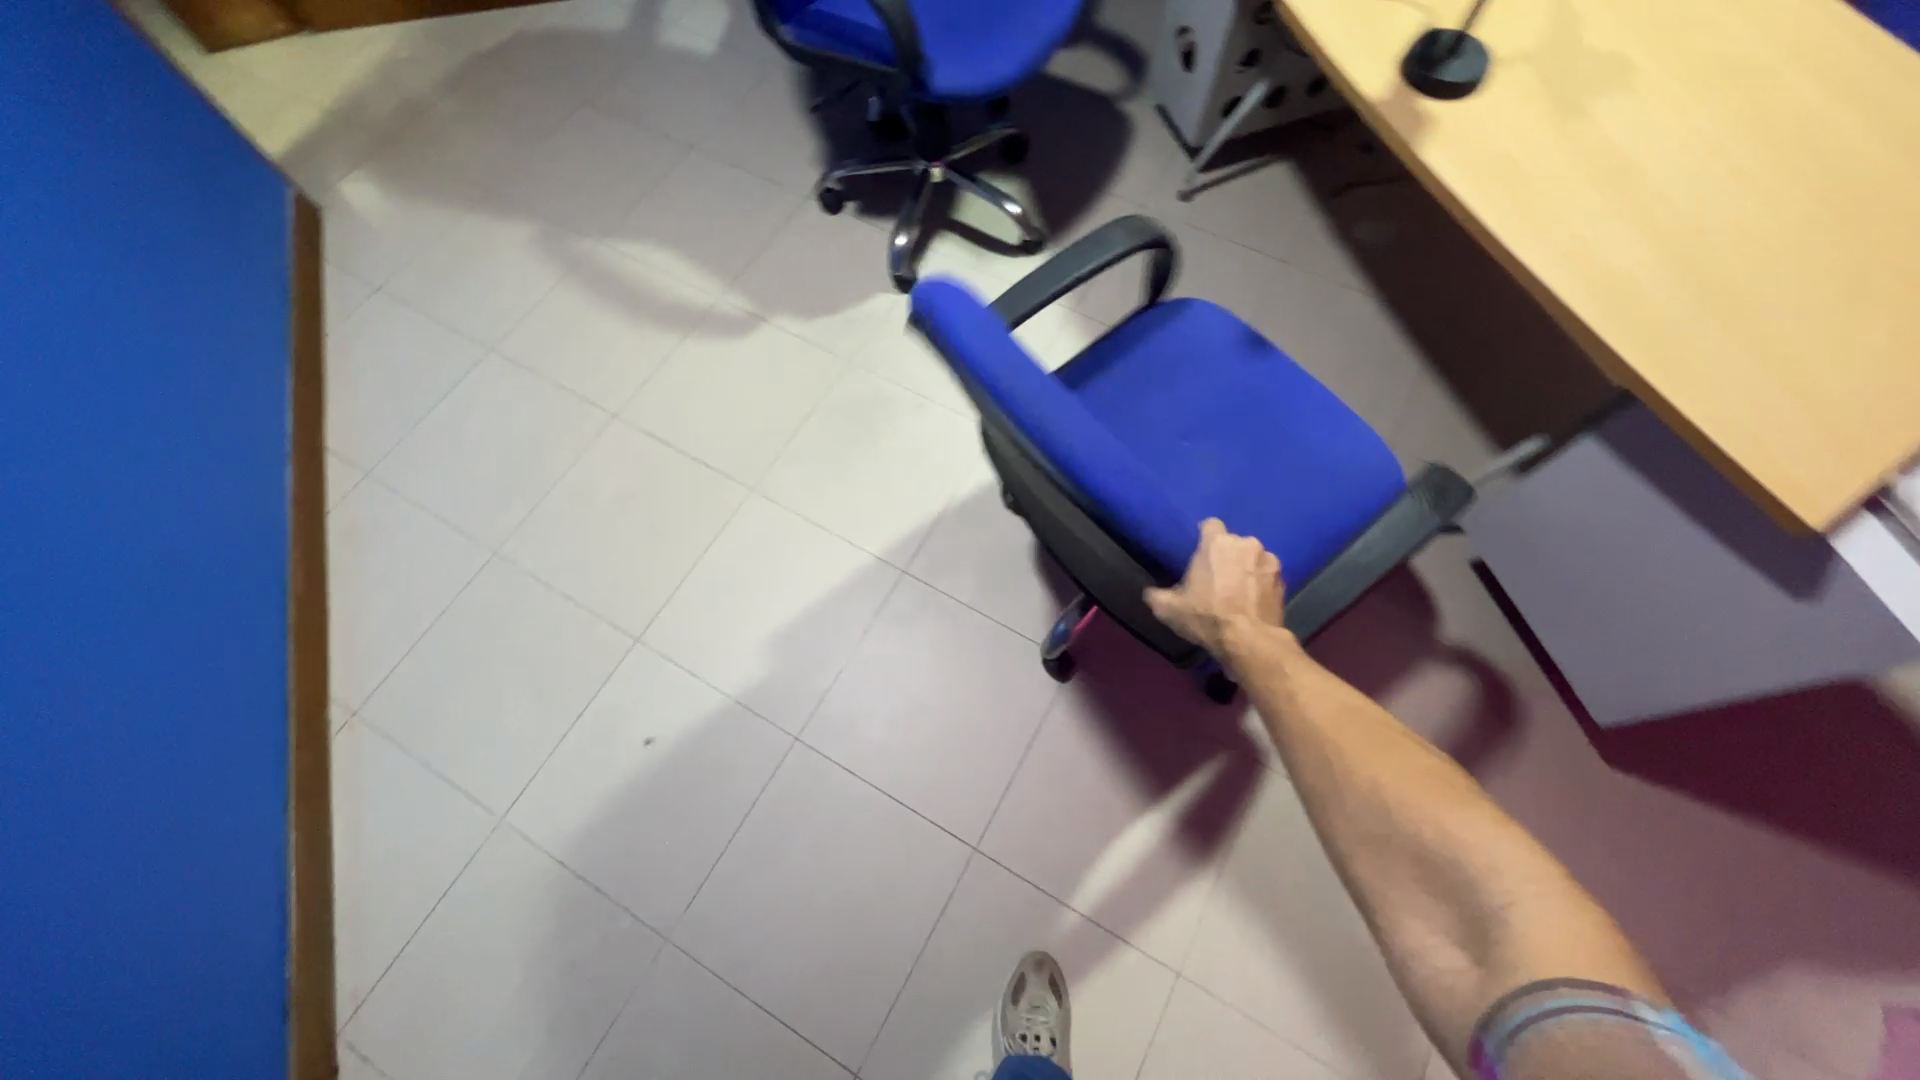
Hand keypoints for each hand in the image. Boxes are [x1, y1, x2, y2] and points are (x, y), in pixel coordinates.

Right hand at [1144, 519, 1286, 662]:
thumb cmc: (1207, 617)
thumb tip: (1151, 592)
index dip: (1204, 538)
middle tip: (1217, 578)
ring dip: (1246, 569)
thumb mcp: (1169, 609)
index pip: (1210, 525)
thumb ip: (1156, 595)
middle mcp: (1246, 543)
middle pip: (1233, 543)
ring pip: (1253, 558)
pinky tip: (1254, 602)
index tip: (1200, 556)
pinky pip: (1267, 575)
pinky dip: (1261, 584)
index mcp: (1217, 543)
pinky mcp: (1283, 580)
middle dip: (1226, 556)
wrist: (1249, 641)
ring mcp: (1269, 560)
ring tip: (1239, 591)